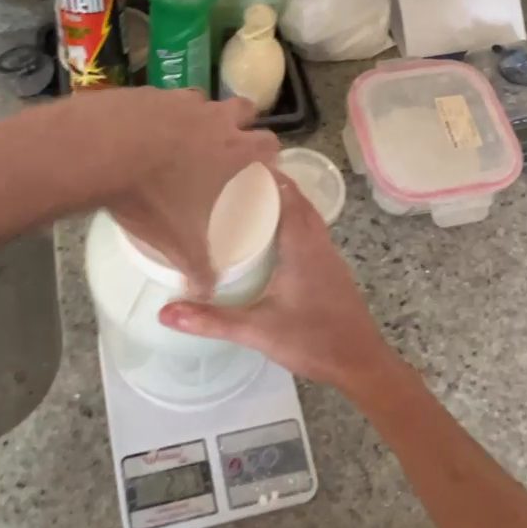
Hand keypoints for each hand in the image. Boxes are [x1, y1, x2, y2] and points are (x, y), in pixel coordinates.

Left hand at [60, 88, 277, 297]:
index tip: (261, 164)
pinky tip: (143, 132)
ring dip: (200, 115)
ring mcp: (180, 99)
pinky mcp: (148, 91)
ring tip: (182, 139)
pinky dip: (161, 113)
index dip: (269, 153)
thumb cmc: (149, 195)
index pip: (269, 143)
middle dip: (241, 123)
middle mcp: (213, 118)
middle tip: (227, 144)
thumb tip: (206, 292)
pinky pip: (165, 99)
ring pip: (203, 100)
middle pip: (244, 108)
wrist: (100, 150)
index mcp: (230, 149)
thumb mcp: (176, 240)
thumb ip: (197, 267)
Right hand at [159, 174, 411, 398]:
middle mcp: (318, 243)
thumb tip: (165, 312)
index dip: (264, 175)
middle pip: (296, 200)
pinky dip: (291, 226)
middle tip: (232, 182)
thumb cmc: (313, 340)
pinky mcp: (331, 273)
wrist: (361, 364)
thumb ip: (211, 320)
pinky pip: (310, 235)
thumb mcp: (257, 330)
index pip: (286, 193)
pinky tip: (270, 241)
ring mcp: (329, 257)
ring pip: (305, 217)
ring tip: (246, 205)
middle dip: (269, 186)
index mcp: (302, 245)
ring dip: (282, 206)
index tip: (235, 163)